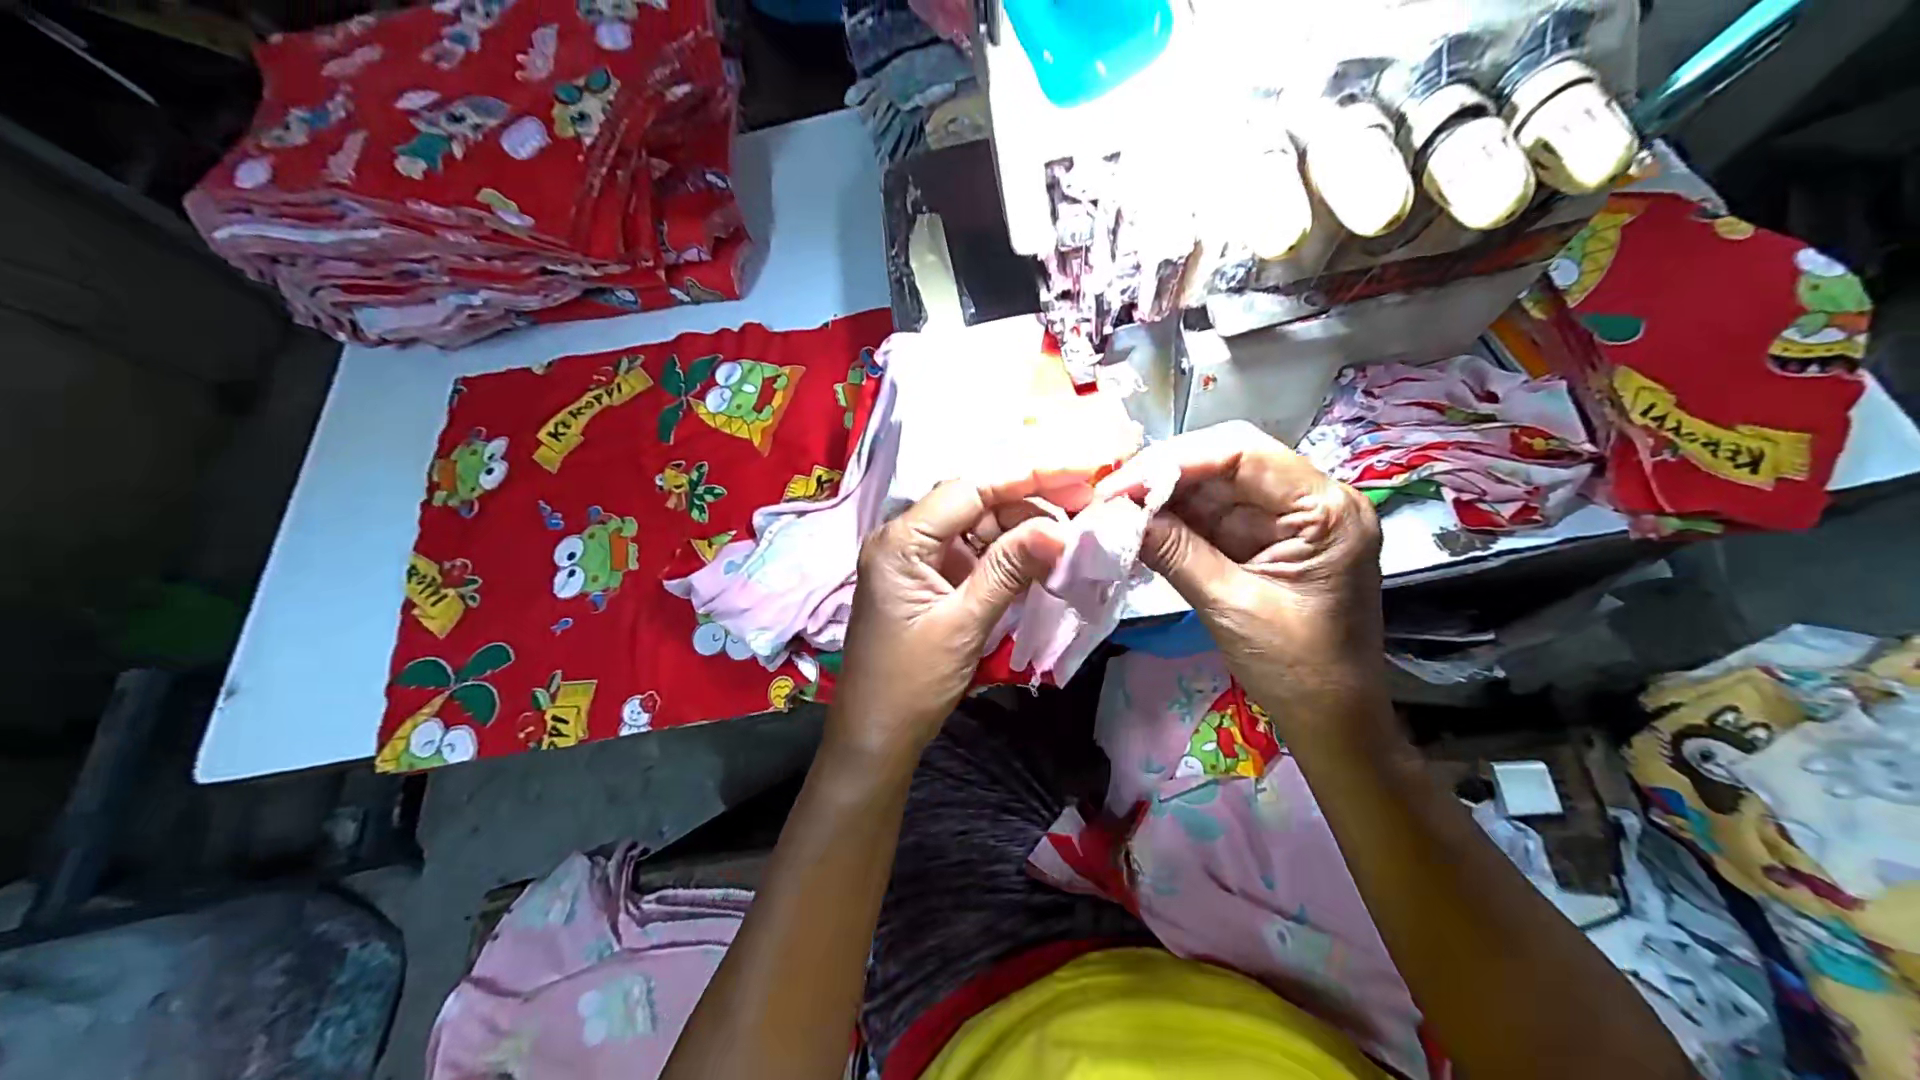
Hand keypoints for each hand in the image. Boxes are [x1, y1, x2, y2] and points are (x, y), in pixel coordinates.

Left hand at [828, 471, 1096, 767]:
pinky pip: (975, 553)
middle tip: (1085, 506)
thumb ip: (1009, 570)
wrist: (877, 735)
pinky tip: (1043, 558)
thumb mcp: (964, 624)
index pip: (968, 489)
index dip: (1026, 477)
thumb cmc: (910, 683)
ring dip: (1023, 529)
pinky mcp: (932, 580)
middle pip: (975, 502)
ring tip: (1071, 537)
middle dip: (1029, 502)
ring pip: (979, 526)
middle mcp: (905, 538)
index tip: (1078, 472)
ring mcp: (919, 559)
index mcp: (900, 541)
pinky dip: (1009, 555)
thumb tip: (1059, 528)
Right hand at [1097, 421, 1385, 734]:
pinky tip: (1137, 526)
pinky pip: (1212, 517)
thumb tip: (1115, 515)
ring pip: (1213, 487)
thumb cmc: (1297, 669)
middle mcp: (1312, 500)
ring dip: (1162, 497)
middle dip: (1162, 476)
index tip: (1120, 485)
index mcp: (1326, 509)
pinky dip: (1173, 521)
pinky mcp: (1265, 540)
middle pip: (1226, 462)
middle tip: (1108, 496)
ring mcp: (1287, 519)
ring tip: (1112, 511)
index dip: (1174, 460)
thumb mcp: (1230, 606)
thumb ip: (1175, 552)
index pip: (1243, 452)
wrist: (1331, 720)